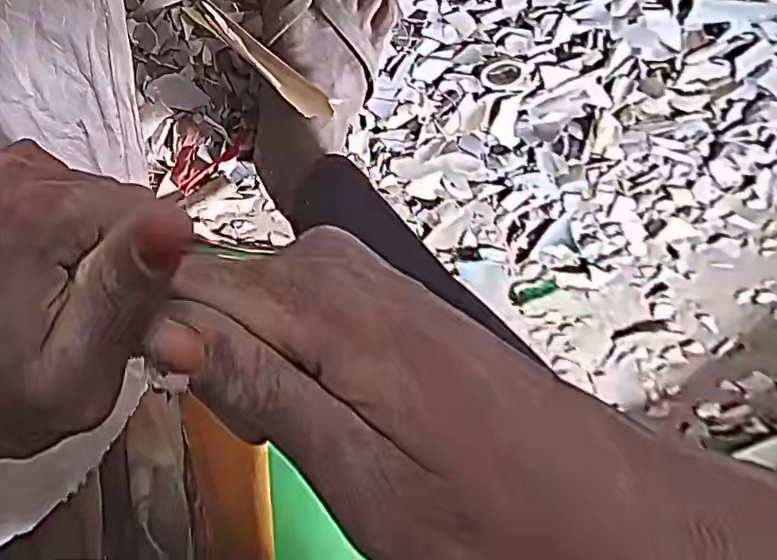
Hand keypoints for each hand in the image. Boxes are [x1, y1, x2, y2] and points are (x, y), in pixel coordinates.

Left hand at [0, 140, 192, 531]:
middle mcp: (3, 174)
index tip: (115, 304)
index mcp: (33, 212)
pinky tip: (29, 259)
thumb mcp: (84, 364)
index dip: (140, 261)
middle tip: (84, 302)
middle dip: (112, 244)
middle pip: (107, 193)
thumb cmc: (6, 394)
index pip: (140, 207)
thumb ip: (130, 286)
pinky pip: (43, 179)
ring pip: (79, 184)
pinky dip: (48, 216)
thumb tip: (175, 223)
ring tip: (54, 283)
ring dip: (81, 230)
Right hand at [150, 226, 675, 559]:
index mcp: (316, 297)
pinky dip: (269, 342)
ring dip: (236, 351)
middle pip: (204, 281)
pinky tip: (310, 390)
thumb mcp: (362, 479)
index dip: (158, 334)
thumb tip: (160, 330)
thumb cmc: (497, 518)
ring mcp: (343, 262)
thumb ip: (254, 388)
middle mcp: (323, 257)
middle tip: (256, 428)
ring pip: (235, 289)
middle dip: (203, 349)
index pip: (179, 280)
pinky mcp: (356, 278)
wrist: (618, 512)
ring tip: (292, 419)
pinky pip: (273, 293)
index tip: (176, 393)